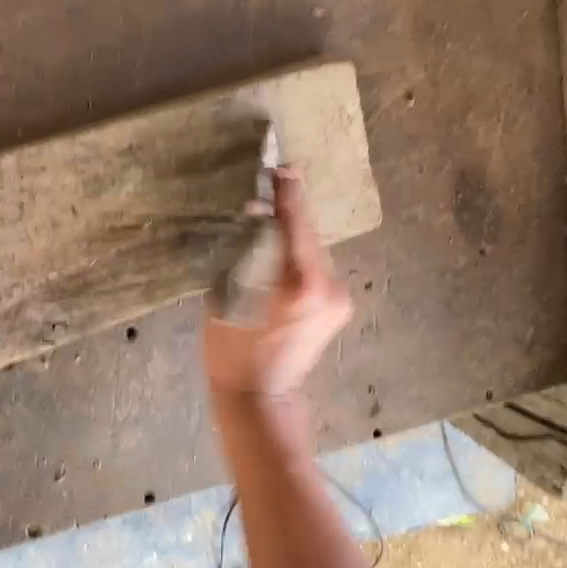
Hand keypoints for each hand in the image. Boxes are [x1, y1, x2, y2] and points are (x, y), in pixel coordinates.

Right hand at [203, 169, 353, 398]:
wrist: (262, 398)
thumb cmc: (234, 355)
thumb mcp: (228, 299)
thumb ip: (243, 257)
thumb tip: (250, 220)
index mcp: (304, 287)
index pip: (297, 228)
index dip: (288, 196)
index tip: (280, 168)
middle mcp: (330, 288)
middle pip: (310, 235)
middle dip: (291, 207)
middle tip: (276, 175)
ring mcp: (338, 299)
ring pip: (315, 249)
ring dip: (295, 228)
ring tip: (275, 201)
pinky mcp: (336, 306)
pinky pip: (316, 265)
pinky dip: (299, 248)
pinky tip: (283, 235)